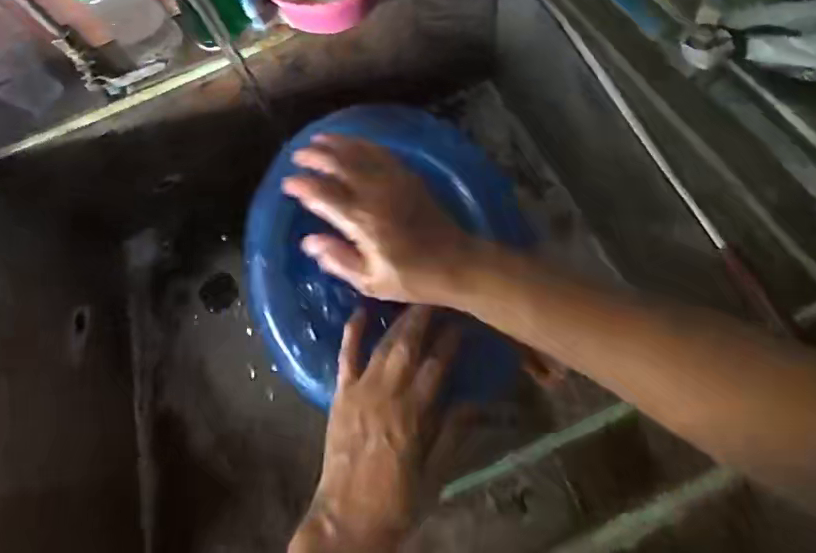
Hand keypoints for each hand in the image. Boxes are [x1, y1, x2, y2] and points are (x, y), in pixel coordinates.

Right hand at [282, 134, 480, 305]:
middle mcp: (375, 194)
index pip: (324, 195)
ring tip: (317, 140)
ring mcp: (393, 181)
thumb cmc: (411, 277)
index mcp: (362, 222)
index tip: (288, 184)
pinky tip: (351, 142)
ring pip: (358, 152)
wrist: (456, 262)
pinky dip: (361, 143)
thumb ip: (337, 259)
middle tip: (298, 156)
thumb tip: (308, 242)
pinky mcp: (407, 175)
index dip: (303, 185)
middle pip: (338, 164)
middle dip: (315, 157)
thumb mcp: (370, 281)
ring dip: (335, 144)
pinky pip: (380, 152)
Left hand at [291, 307, 458, 552]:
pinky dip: (352, 332)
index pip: (437, 366)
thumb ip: (452, 435)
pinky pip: (346, 356)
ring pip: (382, 345)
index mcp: (413, 414)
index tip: (463, 320)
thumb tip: (475, 401)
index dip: (451, 340)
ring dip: (398, 320)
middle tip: (438, 294)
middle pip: (408, 346)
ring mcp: (360, 390)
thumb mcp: (434, 476)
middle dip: (424, 316)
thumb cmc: (396, 503)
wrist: (346, 521)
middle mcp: (386, 393)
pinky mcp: (340, 394)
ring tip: (411, 297)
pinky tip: (360, 311)